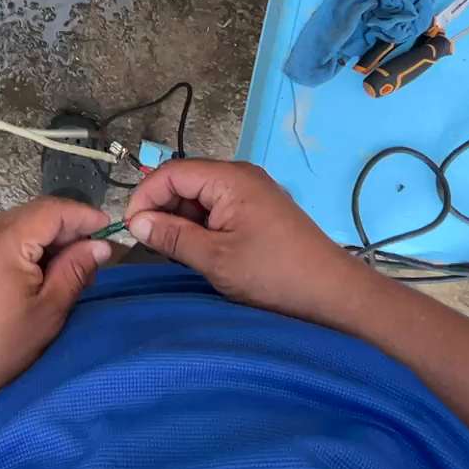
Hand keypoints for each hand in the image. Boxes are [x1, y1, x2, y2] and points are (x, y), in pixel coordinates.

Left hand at [0, 198, 113, 406]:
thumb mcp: (48, 311)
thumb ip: (76, 270)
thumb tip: (101, 245)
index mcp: (2, 241)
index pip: (52, 210)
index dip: (83, 215)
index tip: (109, 229)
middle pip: (35, 212)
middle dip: (67, 228)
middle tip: (92, 257)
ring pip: (20, 221)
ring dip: (47, 236)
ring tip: (68, 268)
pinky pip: (2, 232)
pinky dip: (26, 243)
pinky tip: (39, 268)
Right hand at [124, 159, 371, 321]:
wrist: (335, 295)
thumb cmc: (274, 275)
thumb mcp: (215, 259)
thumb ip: (172, 236)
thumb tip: (137, 222)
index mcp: (230, 178)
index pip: (171, 172)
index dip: (145, 196)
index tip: (133, 228)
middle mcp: (241, 175)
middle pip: (185, 180)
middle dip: (163, 208)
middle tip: (154, 243)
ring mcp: (252, 191)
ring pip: (200, 195)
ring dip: (182, 219)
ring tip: (178, 250)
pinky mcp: (259, 208)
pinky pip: (218, 206)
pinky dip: (202, 225)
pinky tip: (200, 250)